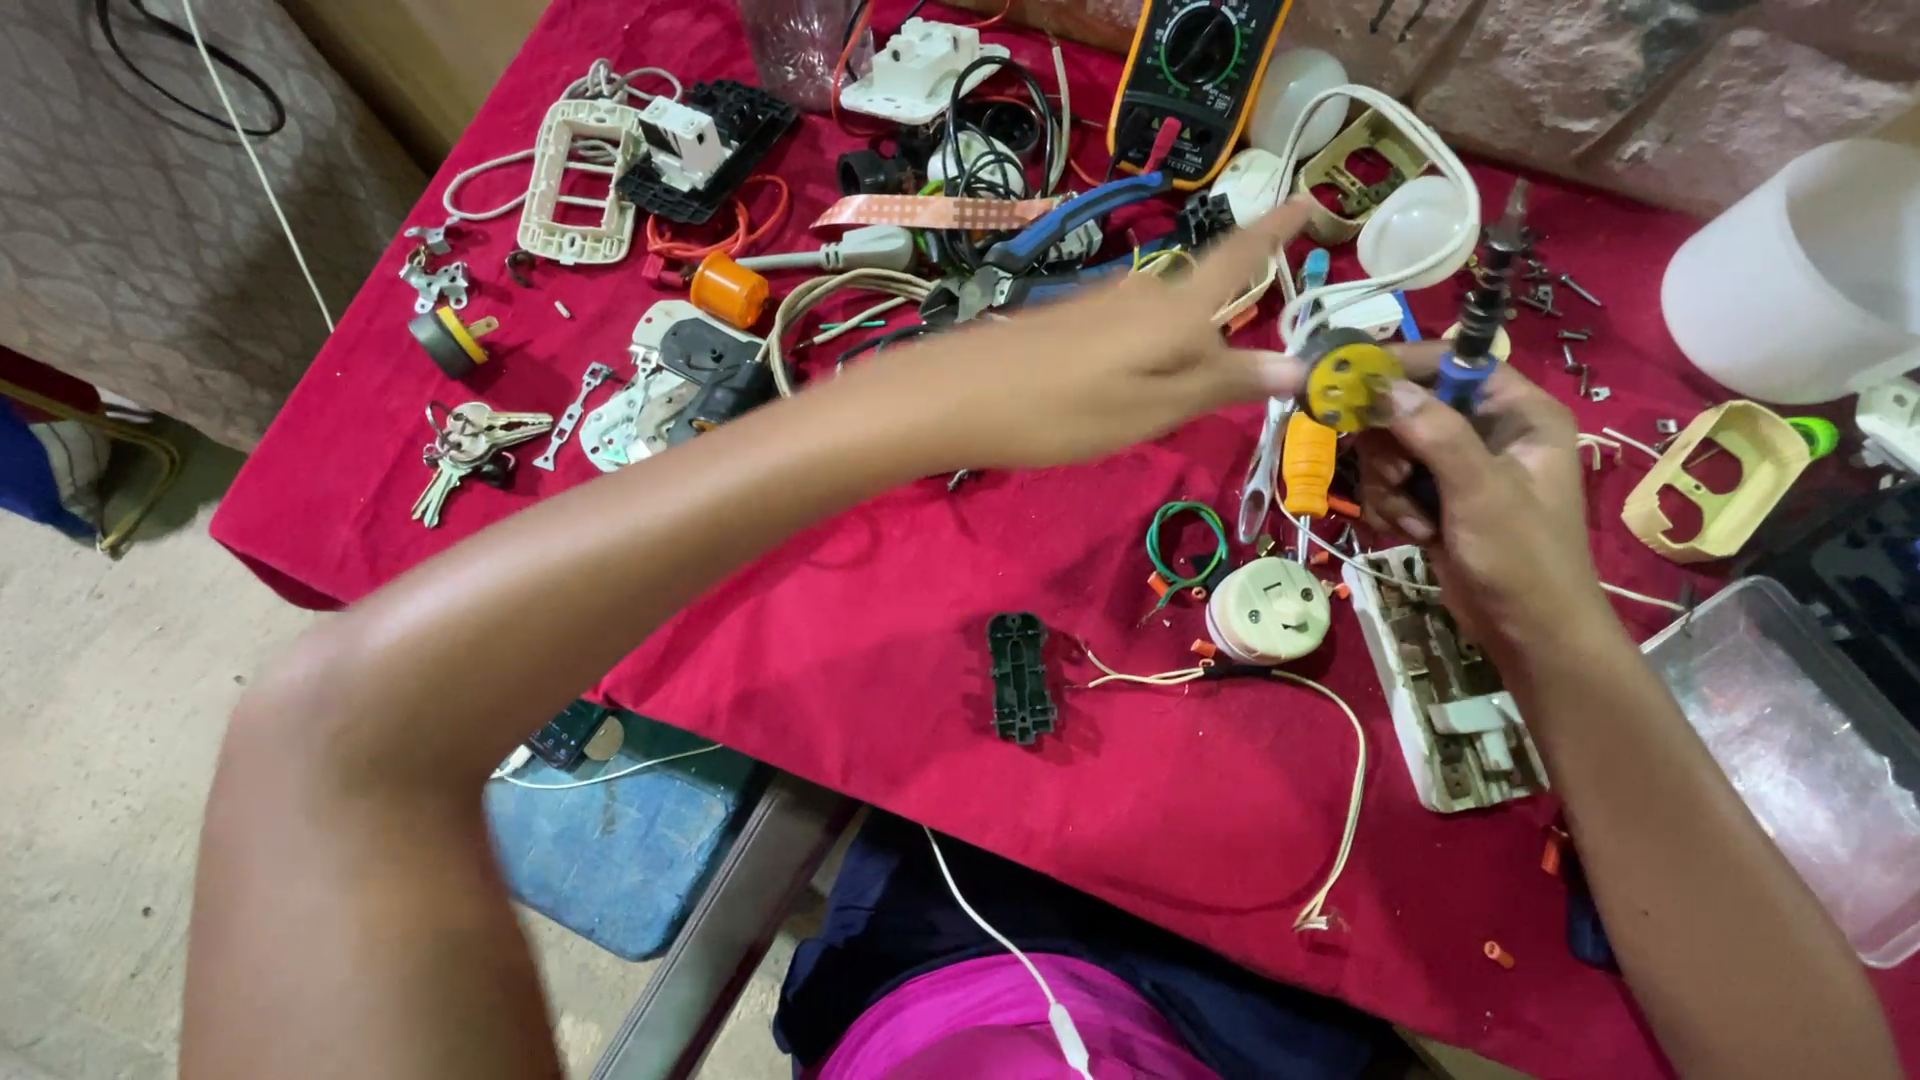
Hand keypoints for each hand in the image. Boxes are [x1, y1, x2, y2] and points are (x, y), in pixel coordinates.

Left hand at [854, 199, 1317, 469]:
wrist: (957, 396)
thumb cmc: (1064, 410)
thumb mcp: (1153, 408)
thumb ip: (1222, 383)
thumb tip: (1299, 364)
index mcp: (1176, 310)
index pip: (1240, 259)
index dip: (1277, 230)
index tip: (1311, 199)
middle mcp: (1140, 292)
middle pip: (1199, 302)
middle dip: (1214, 339)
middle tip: (1207, 393)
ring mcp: (1097, 303)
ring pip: (1159, 323)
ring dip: (1171, 357)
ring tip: (1153, 404)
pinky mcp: (1065, 319)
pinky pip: (1124, 333)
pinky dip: (1137, 360)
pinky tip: (1110, 393)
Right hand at [1355, 360, 1616, 657]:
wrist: (1527, 630)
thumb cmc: (1521, 558)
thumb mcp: (1480, 491)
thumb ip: (1434, 433)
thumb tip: (1381, 387)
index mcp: (1519, 414)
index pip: (1453, 363)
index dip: (1402, 367)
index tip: (1350, 381)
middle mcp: (1487, 430)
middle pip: (1408, 406)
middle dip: (1391, 448)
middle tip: (1397, 478)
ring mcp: (1457, 466)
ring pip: (1390, 448)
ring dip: (1389, 487)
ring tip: (1415, 521)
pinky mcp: (1435, 496)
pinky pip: (1389, 482)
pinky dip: (1391, 508)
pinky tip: (1413, 534)